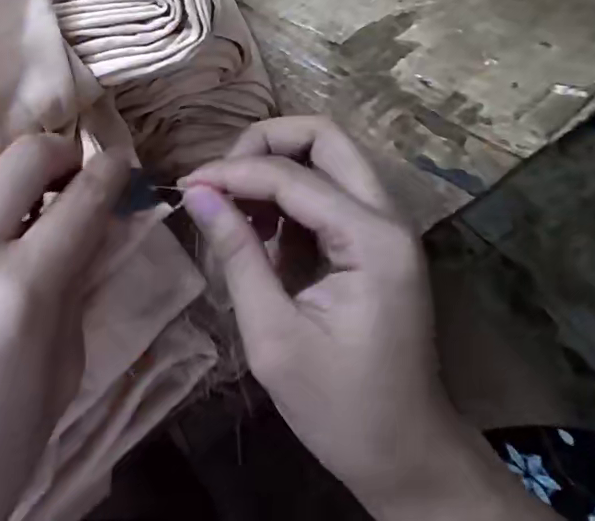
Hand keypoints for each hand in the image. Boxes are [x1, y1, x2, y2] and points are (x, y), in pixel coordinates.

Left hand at [0, 132, 128, 520]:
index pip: (82, 202)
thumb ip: (75, 287)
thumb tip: (90, 224)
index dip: (111, 172)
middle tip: (67, 175)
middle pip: (25, 155)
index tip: (120, 160)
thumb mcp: (60, 375)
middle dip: (61, 153)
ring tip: (4, 193)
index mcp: (19, 295)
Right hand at [180, 117, 555, 520]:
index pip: (291, 176)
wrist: (408, 458)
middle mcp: (387, 218)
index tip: (186, 186)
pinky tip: (259, 230)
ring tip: (234, 207)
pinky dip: (286, 192)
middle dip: (263, 143)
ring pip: (325, 155)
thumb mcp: (273, 335)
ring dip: (273, 165)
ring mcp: (385, 226)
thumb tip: (195, 192)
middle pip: (323, 137)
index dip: (231, 172)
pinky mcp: (374, 239)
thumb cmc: (341, 408)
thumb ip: (237, 255)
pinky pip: (326, 186)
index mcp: (372, 241)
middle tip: (220, 179)